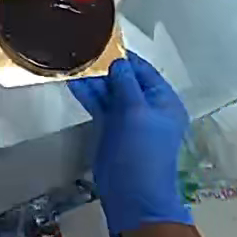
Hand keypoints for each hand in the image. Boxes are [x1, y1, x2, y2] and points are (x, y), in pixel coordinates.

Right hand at [69, 53, 190, 236]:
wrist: (133, 195)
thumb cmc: (142, 152)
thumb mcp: (137, 113)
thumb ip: (126, 84)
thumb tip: (117, 61)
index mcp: (164, 101)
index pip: (143, 70)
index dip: (124, 57)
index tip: (102, 41)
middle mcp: (147, 106)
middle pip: (125, 79)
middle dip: (105, 67)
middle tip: (81, 49)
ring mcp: (128, 118)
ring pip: (110, 91)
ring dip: (93, 79)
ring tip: (73, 61)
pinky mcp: (111, 128)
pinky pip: (100, 105)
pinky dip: (88, 94)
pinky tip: (72, 81)